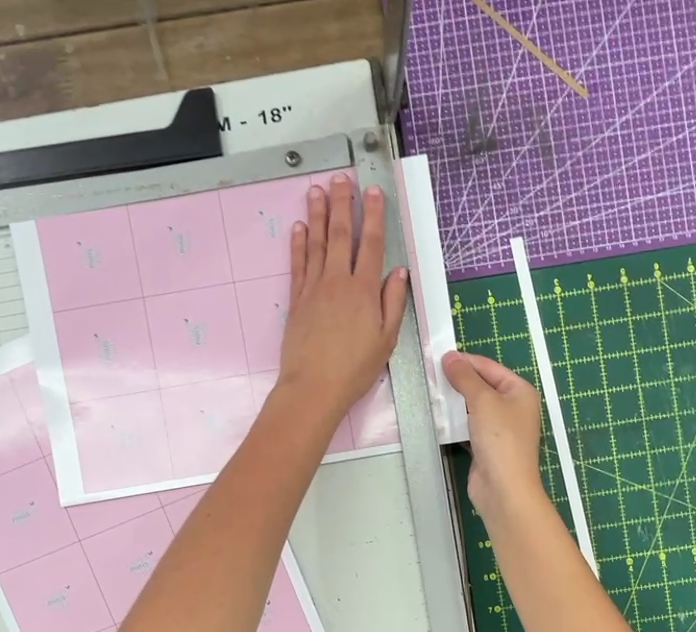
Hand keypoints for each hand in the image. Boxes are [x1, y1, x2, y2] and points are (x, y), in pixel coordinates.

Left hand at [276, 174, 409, 423]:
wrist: (314, 387)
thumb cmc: (355, 369)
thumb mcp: (386, 341)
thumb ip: (392, 304)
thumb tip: (398, 274)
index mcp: (364, 292)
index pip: (371, 246)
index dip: (373, 217)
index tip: (373, 193)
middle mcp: (338, 283)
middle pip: (341, 235)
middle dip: (342, 205)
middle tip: (342, 179)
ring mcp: (314, 289)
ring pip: (316, 244)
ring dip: (317, 215)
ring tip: (317, 191)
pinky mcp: (297, 301)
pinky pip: (298, 265)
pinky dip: (298, 244)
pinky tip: (299, 228)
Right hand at [444, 351, 545, 514]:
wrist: (503, 488)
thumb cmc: (500, 439)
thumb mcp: (482, 400)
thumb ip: (465, 377)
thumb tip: (450, 357)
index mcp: (520, 391)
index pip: (490, 367)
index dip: (465, 361)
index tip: (438, 358)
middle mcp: (513, 407)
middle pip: (482, 386)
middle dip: (458, 382)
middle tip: (431, 376)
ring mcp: (501, 428)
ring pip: (473, 408)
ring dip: (454, 403)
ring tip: (430, 395)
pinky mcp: (487, 446)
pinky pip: (469, 427)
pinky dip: (455, 423)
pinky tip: (438, 419)